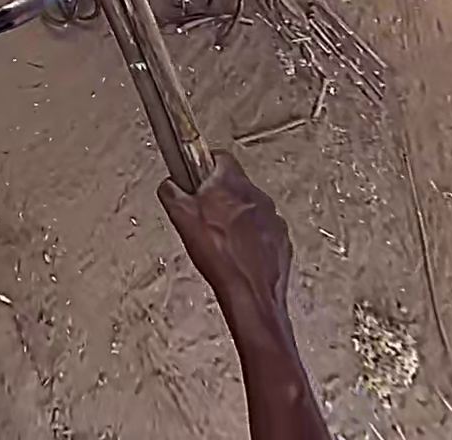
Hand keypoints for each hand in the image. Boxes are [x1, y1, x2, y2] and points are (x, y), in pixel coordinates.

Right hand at [158, 152, 292, 315]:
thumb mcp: (179, 215)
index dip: (206, 163)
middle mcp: (257, 197)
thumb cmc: (218, 254)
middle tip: (203, 210)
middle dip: (219, 193)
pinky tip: (236, 250)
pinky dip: (251, 236)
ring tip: (219, 235)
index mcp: (232, 184)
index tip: (197, 173)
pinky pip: (263, 230)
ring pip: (250, 206)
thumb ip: (170, 190)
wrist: (249, 294)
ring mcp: (274, 220)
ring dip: (236, 215)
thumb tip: (169, 184)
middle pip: (235, 183)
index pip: (221, 156)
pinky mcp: (282, 242)